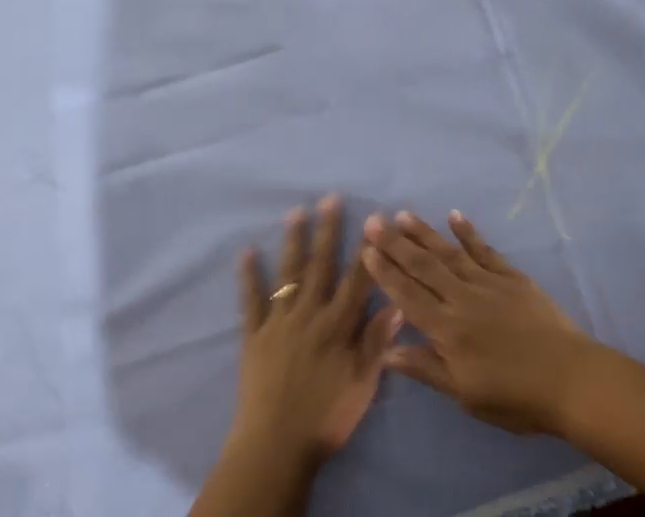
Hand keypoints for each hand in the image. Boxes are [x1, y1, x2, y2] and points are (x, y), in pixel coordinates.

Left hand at [232, 196, 398, 461]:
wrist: (275, 445)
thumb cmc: (326, 417)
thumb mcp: (363, 384)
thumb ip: (377, 343)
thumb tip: (397, 303)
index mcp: (338, 326)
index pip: (358, 279)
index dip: (368, 249)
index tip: (375, 220)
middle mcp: (310, 315)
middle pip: (322, 265)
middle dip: (328, 230)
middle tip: (331, 198)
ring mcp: (279, 322)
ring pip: (289, 274)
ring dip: (293, 241)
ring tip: (296, 211)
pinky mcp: (254, 336)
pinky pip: (251, 300)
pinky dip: (249, 275)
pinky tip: (247, 252)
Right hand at [362, 210, 598, 433]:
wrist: (571, 378)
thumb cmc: (516, 397)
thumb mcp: (466, 395)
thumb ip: (427, 369)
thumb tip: (387, 352)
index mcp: (449, 331)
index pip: (408, 297)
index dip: (385, 274)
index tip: (365, 251)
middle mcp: (464, 300)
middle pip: (424, 268)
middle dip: (396, 245)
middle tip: (373, 222)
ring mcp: (490, 284)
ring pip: (450, 254)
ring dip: (425, 233)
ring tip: (403, 214)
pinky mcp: (514, 278)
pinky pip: (486, 250)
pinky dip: (469, 233)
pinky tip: (454, 216)